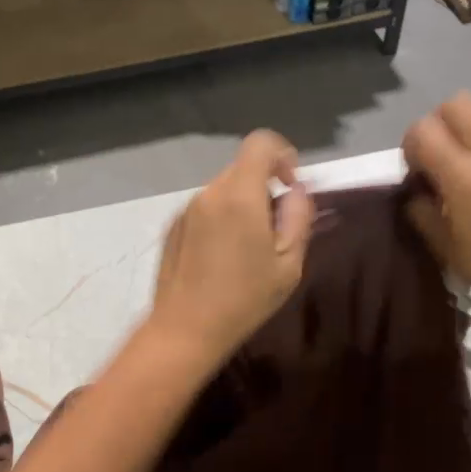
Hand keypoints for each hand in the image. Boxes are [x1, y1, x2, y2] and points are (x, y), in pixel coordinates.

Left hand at [144, 131, 314, 375]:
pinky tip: (222, 259)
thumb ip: (298, 216)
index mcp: (239, 194)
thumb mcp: (288, 263)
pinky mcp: (172, 226)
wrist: (185, 329)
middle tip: (275, 231)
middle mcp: (209, 192)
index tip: (290, 186)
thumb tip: (296, 190)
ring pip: (224, 190)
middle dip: (264, 188)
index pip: (261, 142)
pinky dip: (221, 220)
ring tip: (249, 250)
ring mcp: (186, 208)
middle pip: (243, 168)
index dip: (282, 155)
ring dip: (242, 206)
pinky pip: (206, 209)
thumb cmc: (244, 298)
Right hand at [402, 93, 470, 326]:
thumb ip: (421, 210)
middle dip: (437, 123)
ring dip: (459, 138)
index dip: (410, 146)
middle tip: (433, 158)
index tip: (415, 174)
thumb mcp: (444, 247)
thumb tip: (415, 191)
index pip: (423, 129)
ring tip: (456, 178)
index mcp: (462, 176)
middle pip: (456, 105)